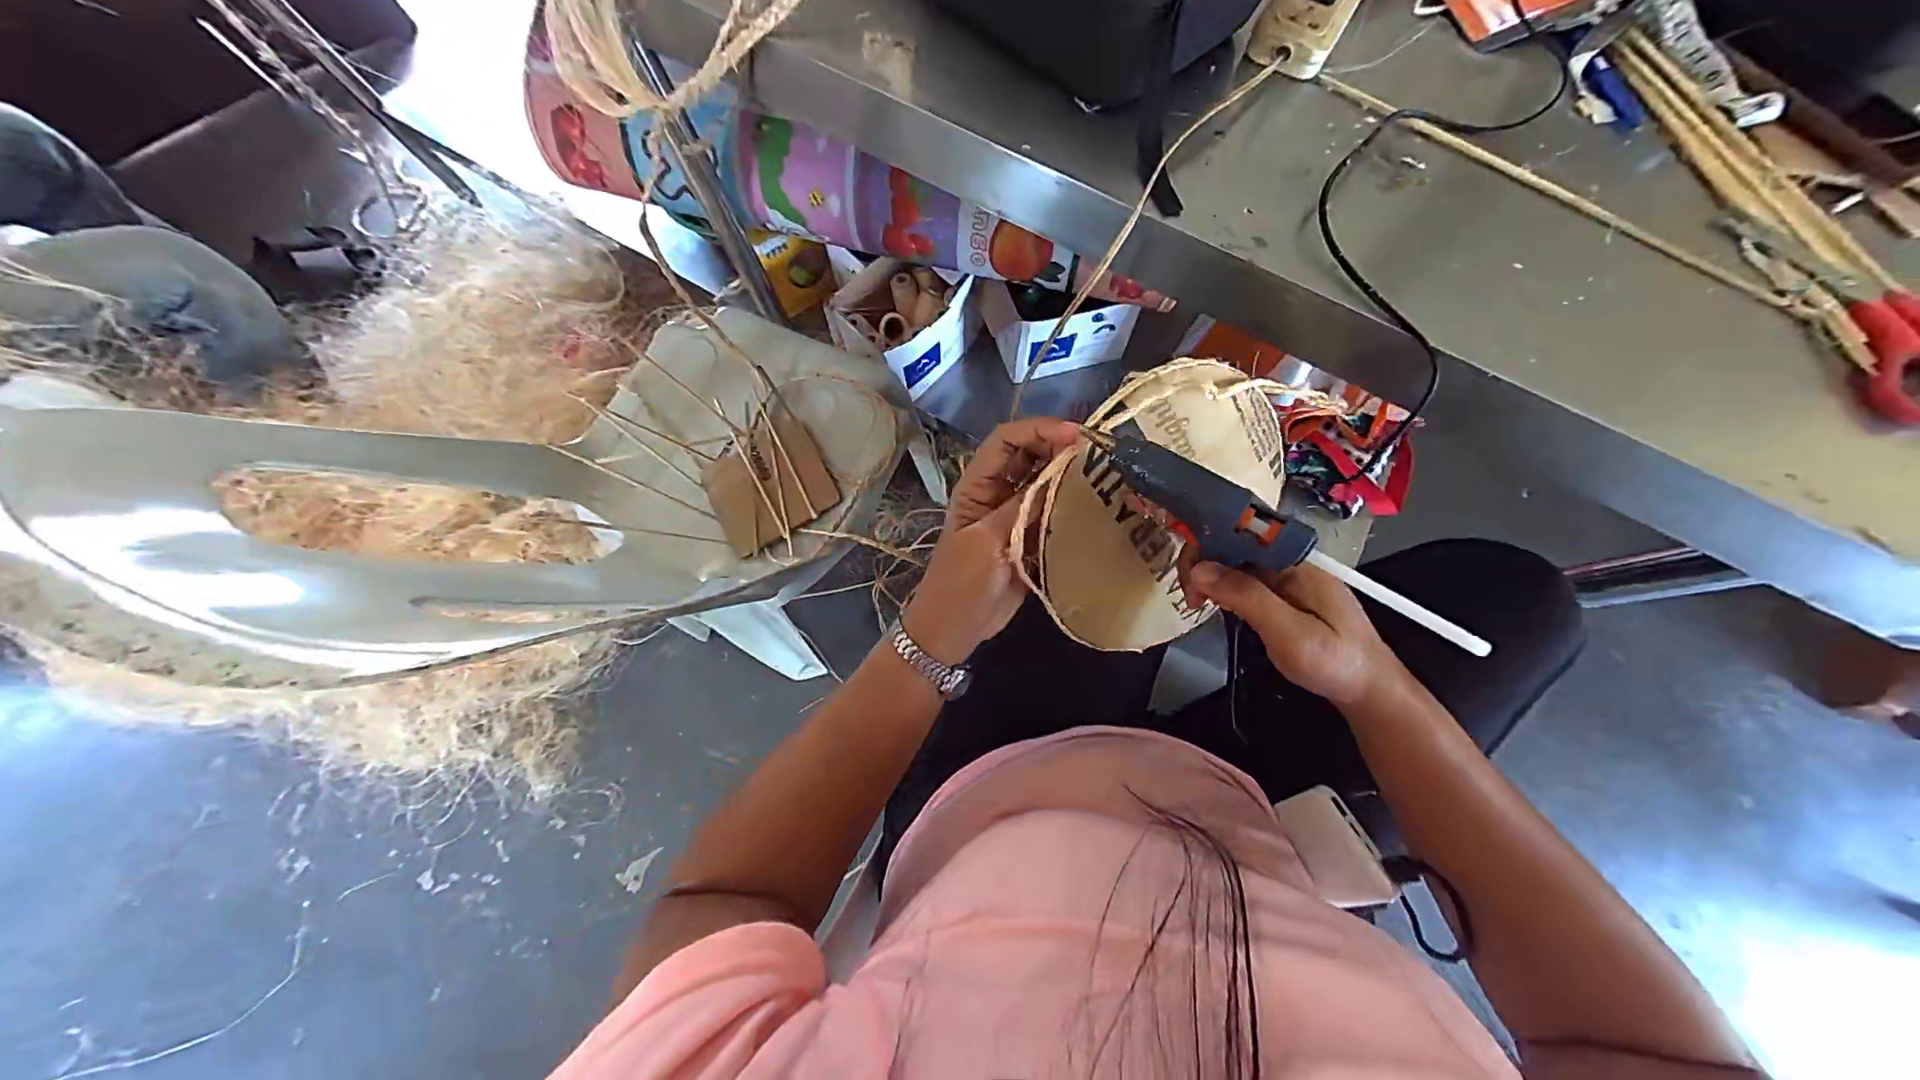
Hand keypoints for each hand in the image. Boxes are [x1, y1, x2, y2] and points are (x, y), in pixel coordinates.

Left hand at [900, 417, 1079, 663]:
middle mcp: (996, 493)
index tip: (1075, 436)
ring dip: (1070, 473)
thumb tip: (1062, 471)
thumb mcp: (987, 541)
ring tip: (1105, 472)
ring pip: (1044, 481)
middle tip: (1098, 452)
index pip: (1006, 440)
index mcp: (976, 485)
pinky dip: (1073, 504)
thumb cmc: (960, 583)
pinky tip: (1098, 504)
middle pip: (1029, 455)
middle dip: (1059, 446)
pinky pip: (1053, 511)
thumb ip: (1022, 506)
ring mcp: (1014, 515)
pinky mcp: (1030, 538)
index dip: (1038, 430)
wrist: (954, 629)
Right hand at [1189, 560, 1408, 710]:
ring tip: (1197, 604)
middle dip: (1203, 563)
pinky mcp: (1283, 596)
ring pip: (1236, 564)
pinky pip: (1244, 580)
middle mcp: (1289, 563)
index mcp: (1295, 563)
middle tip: (1191, 599)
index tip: (1188, 579)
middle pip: (1234, 545)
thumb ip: (1246, 597)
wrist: (1371, 690)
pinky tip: (1216, 605)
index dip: (1207, 546)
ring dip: (1209, 576)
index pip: (1240, 533)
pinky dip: (1222, 589)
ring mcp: (1286, 579)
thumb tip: (1200, 569)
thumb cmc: (1336, 664)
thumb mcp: (1289, 633)